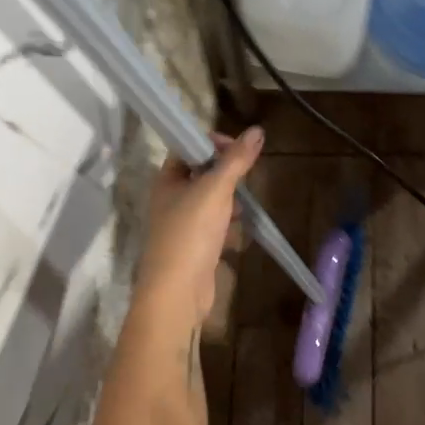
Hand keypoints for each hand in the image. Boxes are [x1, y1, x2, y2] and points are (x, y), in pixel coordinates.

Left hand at [133, 127, 263, 324]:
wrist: (177, 294)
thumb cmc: (191, 233)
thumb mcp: (216, 189)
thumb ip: (237, 160)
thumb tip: (257, 130)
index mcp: (167, 180)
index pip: (188, 148)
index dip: (212, 142)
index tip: (238, 149)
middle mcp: (171, 199)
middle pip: (202, 173)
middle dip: (227, 173)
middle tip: (246, 177)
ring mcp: (182, 225)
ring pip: (211, 201)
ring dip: (230, 200)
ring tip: (242, 207)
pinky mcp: (194, 247)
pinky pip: (215, 226)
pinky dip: (229, 225)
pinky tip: (240, 232)